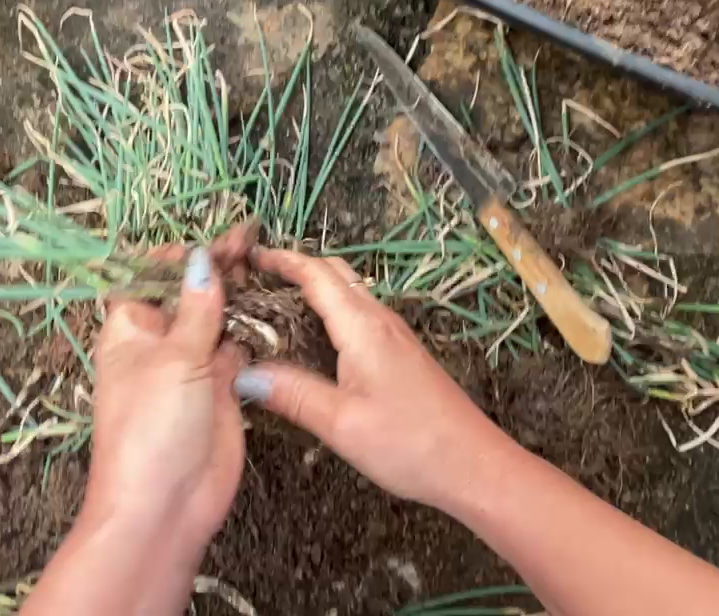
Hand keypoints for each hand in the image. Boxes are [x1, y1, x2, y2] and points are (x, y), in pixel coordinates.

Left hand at [82, 231, 250, 561]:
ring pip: (216, 315)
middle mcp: (161, 341)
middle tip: (249, 241)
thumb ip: (196, 308)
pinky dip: (252, 325)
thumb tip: (202, 261)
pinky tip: (271, 302)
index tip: (211, 240)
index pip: (149, 277)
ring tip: (263, 262)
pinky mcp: (222, 384)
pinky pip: (237, 345)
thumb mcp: (173, 359)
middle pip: (187, 292)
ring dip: (236, 291)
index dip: (177, 256)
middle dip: (214, 267)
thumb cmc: (152, 427)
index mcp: (131, 328)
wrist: (166, 507)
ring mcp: (193, 363)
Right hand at [234, 246, 519, 512]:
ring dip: (314, 283)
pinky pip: (359, 309)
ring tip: (278, 299)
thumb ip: (293, 394)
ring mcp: (393, 331)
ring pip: (349, 289)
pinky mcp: (400, 348)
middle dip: (296, 264)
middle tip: (258, 275)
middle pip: (334, 271)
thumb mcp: (342, 424)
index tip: (250, 256)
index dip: (281, 260)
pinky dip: (331, 305)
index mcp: (361, 326)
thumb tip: (244, 374)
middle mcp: (379, 317)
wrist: (474, 463)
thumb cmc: (409, 442)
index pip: (315, 274)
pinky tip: (315, 332)